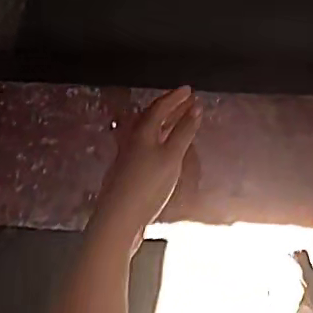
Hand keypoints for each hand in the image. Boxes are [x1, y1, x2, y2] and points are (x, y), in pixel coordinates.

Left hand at [90, 86, 201, 243]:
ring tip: (179, 119)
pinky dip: (159, 138)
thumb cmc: (147, 185)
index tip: (189, 89)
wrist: (116, 223)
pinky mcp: (127, 173)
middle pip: (152, 117)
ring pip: (148, 132)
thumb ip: (184, 131)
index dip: (175, 97)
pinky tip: (165, 147)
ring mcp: (128, 157)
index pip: (160, 106)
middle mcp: (133, 140)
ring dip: (165, 123)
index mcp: (143, 132)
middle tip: (186, 100)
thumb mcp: (172, 157)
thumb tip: (196, 107)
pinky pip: (146, 145)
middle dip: (170, 107)